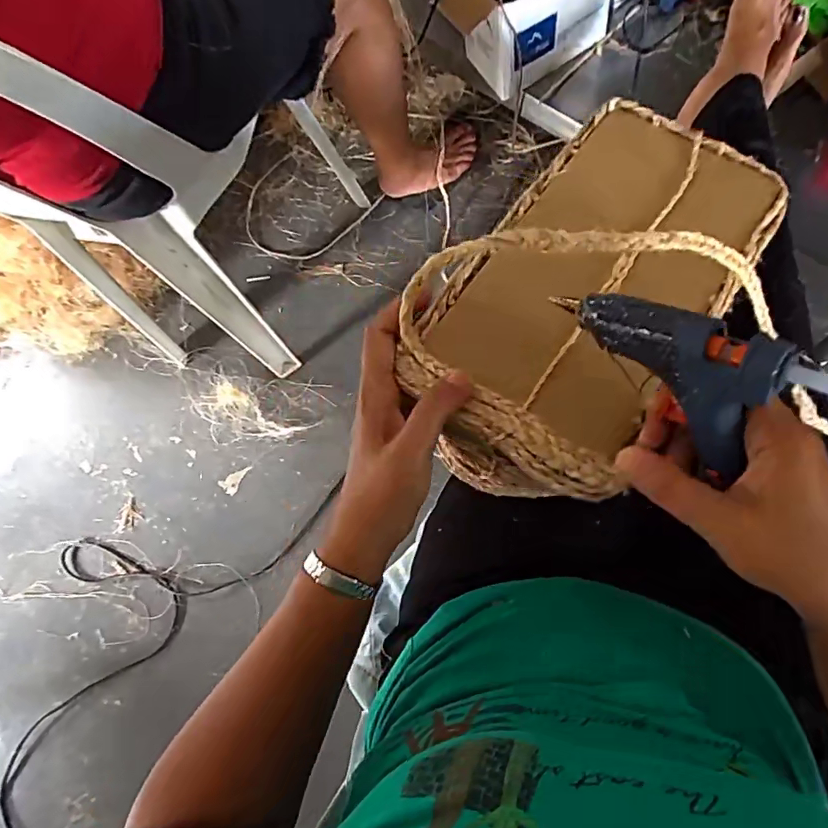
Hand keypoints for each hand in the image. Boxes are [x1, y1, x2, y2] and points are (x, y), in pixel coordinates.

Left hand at [319, 304, 471, 582]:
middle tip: (457, 314)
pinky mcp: (402, 435)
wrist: (364, 536)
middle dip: (419, 326)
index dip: (399, 310)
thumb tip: (462, 373)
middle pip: (394, 349)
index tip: (430, 292)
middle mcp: (380, 399)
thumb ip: (434, 410)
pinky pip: (419, 398)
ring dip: (430, 354)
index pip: (379, 337)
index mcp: (375, 395)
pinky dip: (438, 385)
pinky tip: (461, 391)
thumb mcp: (411, 450)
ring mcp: (390, 418)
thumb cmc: (381, 494)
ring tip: (463, 345)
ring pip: (407, 373)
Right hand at [614, 398, 827, 615]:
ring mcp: (790, 452)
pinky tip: (701, 491)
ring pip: (729, 431)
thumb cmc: (784, 553)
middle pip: (723, 406)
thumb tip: (623, 457)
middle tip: (654, 460)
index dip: (684, 397)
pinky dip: (716, 464)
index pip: (725, 384)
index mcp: (777, 431)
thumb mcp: (718, 521)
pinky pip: (743, 451)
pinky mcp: (788, 473)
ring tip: (675, 483)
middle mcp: (787, 431)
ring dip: (695, 449)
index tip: (654, 427)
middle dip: (682, 428)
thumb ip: (669, 486)